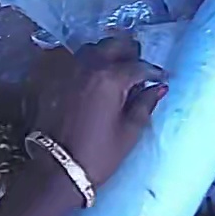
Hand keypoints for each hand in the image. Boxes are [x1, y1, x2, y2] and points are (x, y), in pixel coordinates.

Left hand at [32, 36, 168, 184]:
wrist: (56, 169)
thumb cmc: (98, 154)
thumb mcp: (129, 132)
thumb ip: (145, 104)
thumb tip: (158, 87)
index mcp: (110, 79)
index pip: (138, 66)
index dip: (154, 72)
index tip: (161, 78)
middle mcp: (87, 67)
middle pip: (113, 46)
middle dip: (130, 53)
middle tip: (139, 68)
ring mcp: (66, 71)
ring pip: (91, 49)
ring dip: (107, 54)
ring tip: (116, 69)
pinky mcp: (52, 80)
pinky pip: (73, 61)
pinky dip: (87, 64)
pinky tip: (93, 77)